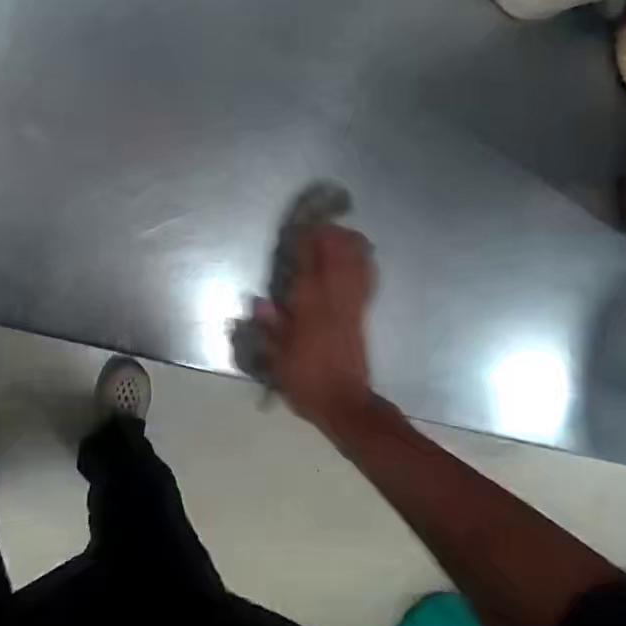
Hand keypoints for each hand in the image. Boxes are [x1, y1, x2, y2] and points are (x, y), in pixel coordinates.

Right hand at [256, 223, 377, 431]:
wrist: (344, 402)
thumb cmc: (306, 380)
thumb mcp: (279, 357)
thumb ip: (270, 326)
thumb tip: (260, 302)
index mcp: (310, 305)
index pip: (309, 263)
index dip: (306, 241)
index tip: (301, 225)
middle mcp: (334, 299)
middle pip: (338, 256)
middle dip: (332, 235)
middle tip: (321, 223)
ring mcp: (352, 306)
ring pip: (355, 264)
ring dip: (349, 245)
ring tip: (340, 231)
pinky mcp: (361, 316)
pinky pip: (365, 281)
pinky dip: (363, 264)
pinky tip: (359, 257)